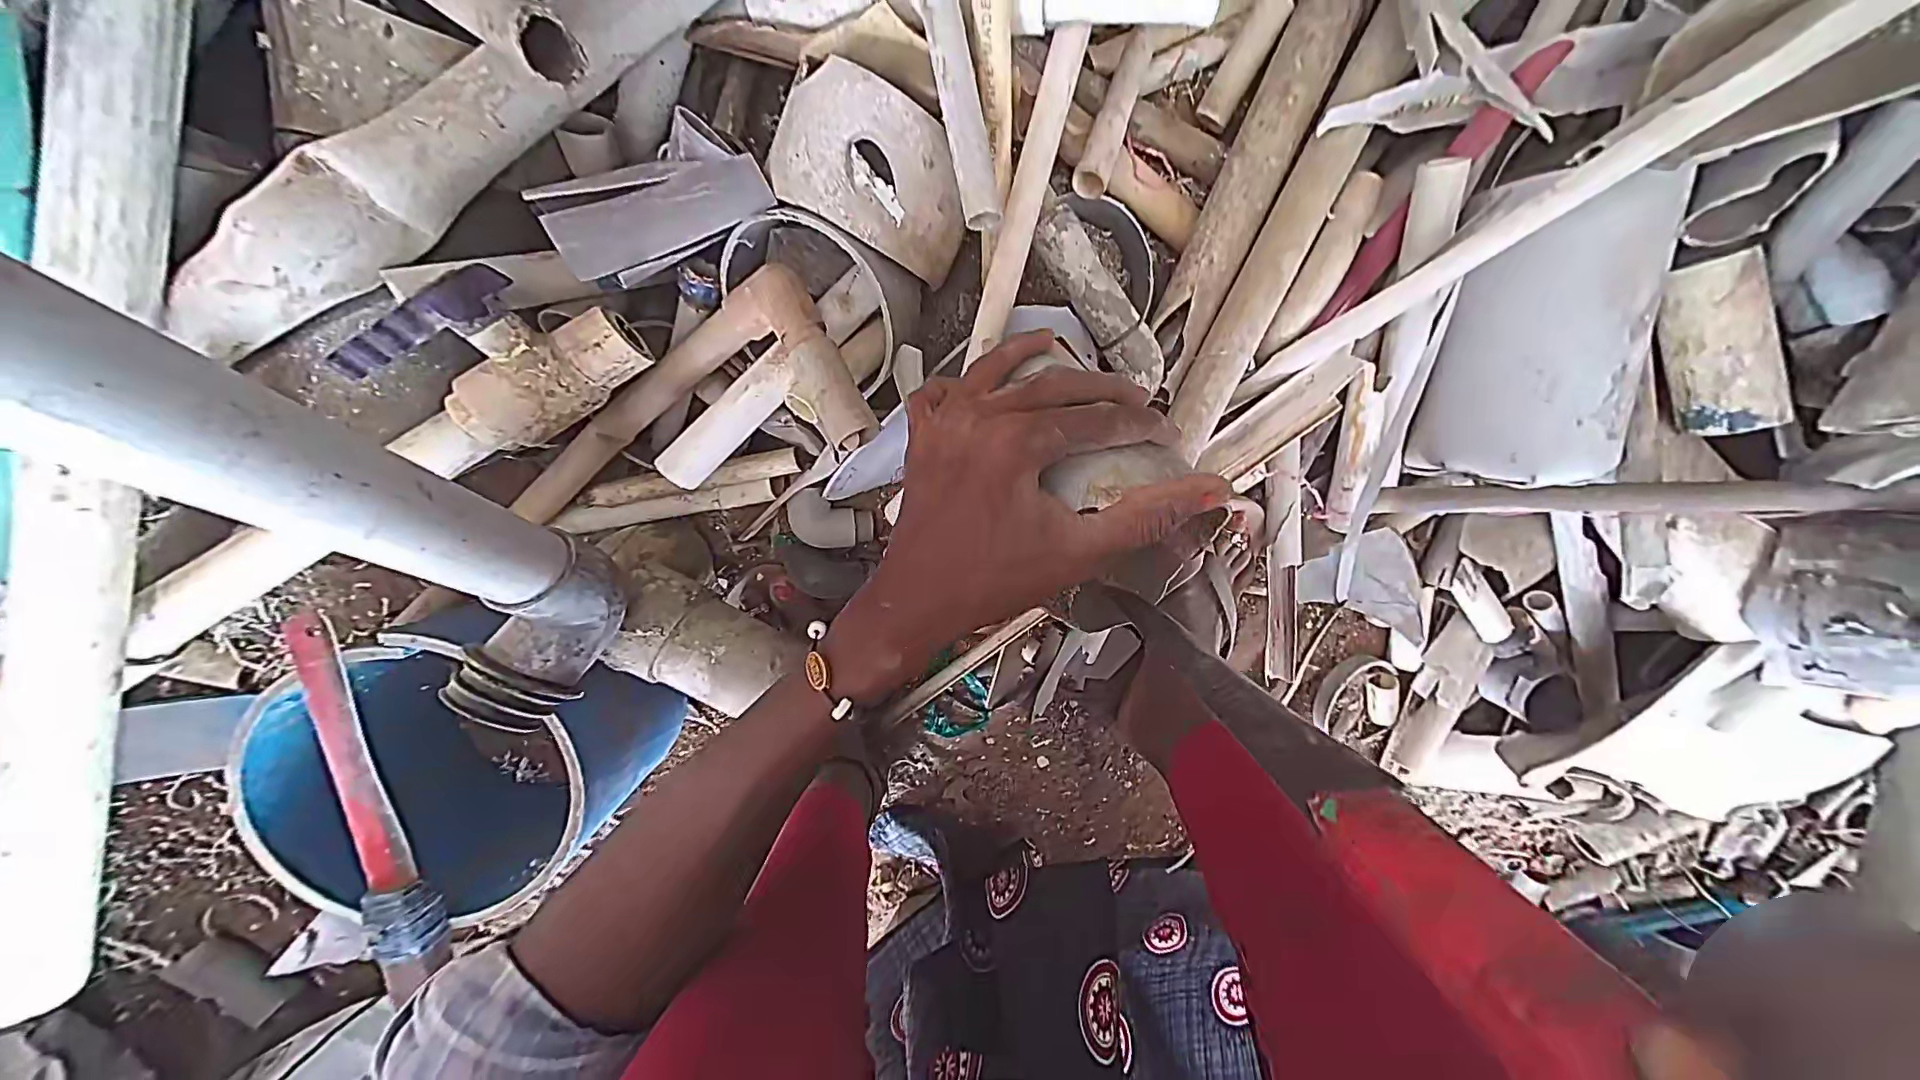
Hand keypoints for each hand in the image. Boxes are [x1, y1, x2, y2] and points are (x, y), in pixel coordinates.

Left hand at [823, 331, 1230, 703]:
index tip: (1159, 432)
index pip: (1095, 420)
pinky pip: (940, 393)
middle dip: (1101, 388)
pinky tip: (978, 383)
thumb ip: (1145, 517)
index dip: (1137, 424)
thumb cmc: (988, 582)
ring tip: (1059, 346)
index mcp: (1016, 443)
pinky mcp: (922, 440)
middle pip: (1053, 385)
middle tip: (1133, 398)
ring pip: (995, 371)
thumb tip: (1204, 493)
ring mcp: (944, 426)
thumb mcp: (1079, 553)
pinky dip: (962, 382)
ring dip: (1031, 357)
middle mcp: (977, 421)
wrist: (919, 599)